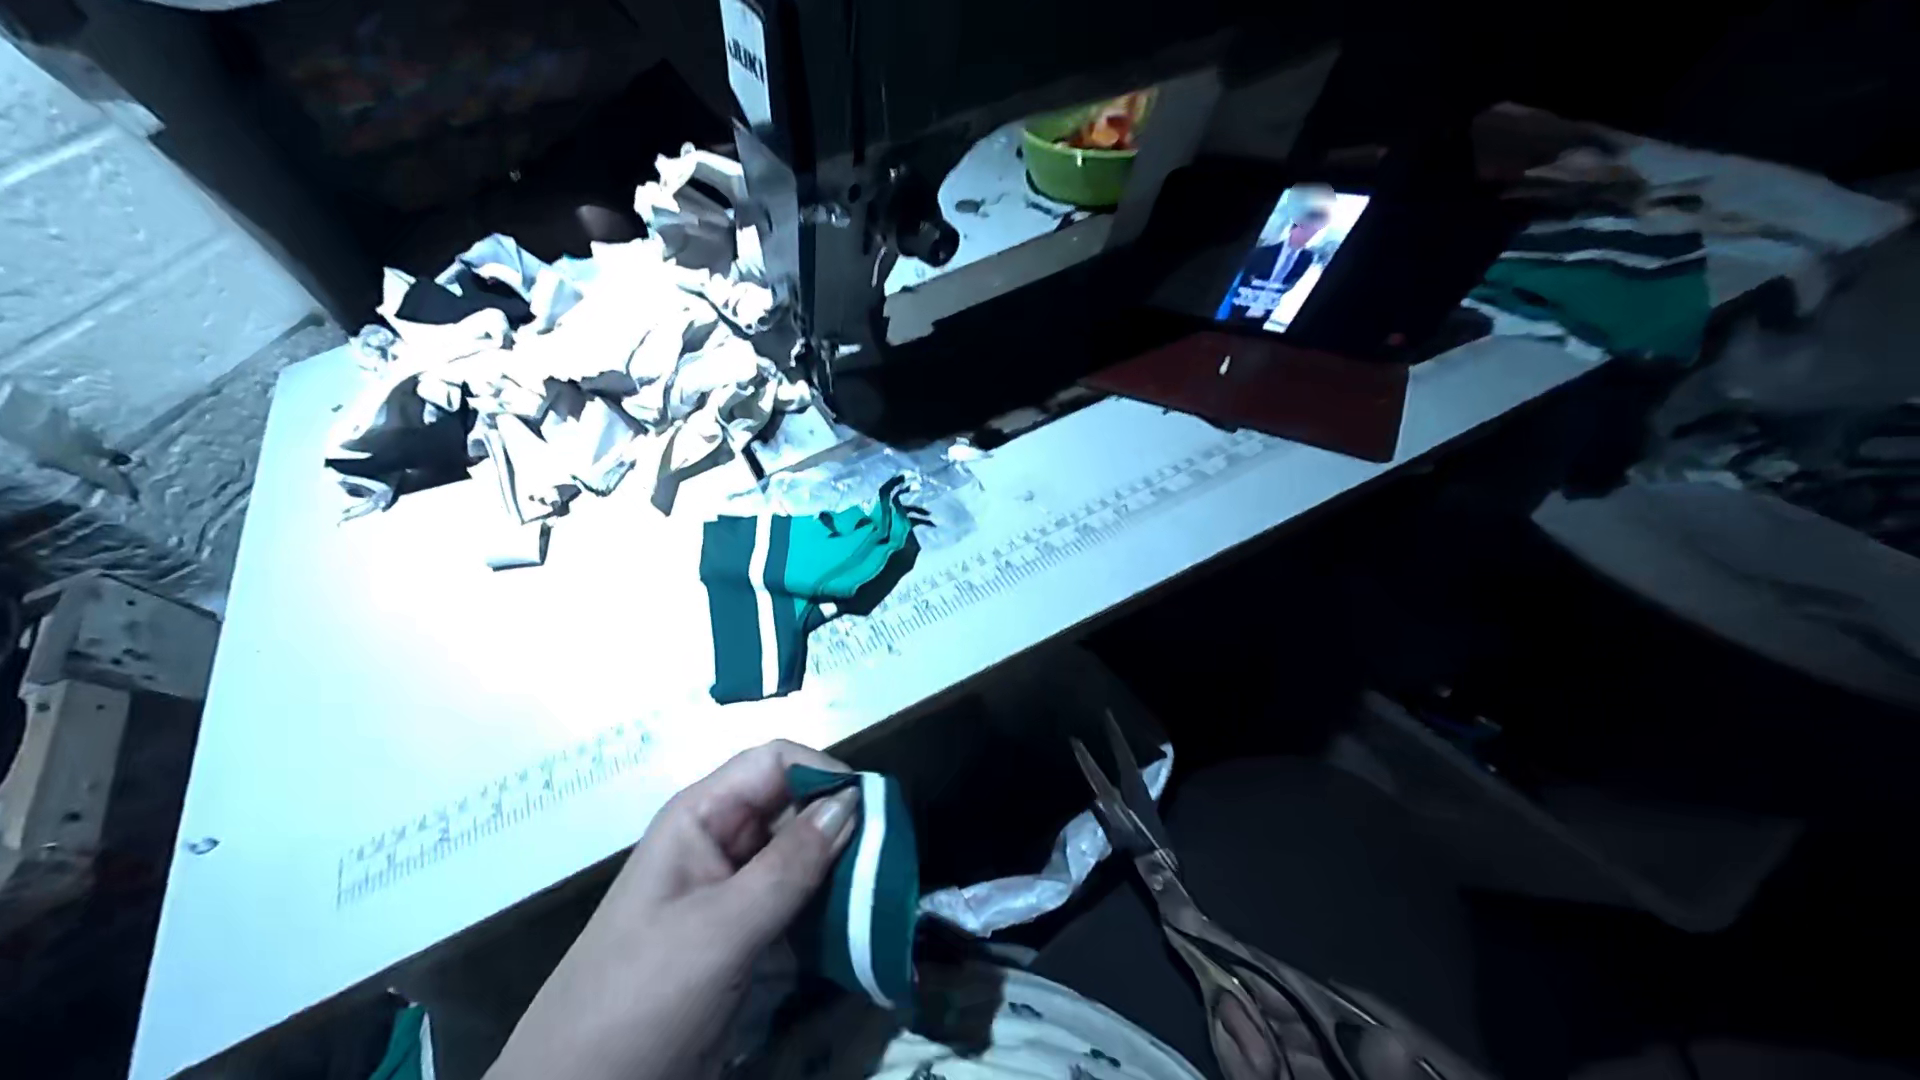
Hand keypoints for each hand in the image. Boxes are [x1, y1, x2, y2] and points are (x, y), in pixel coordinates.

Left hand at [486, 740, 861, 1079]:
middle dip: (843, 824)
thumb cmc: (639, 1001)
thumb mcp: (720, 930)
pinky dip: (831, 907)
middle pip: (795, 805)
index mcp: (702, 816)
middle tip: (891, 858)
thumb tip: (853, 800)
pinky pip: (800, 899)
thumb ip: (791, 865)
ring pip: (804, 853)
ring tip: (885, 892)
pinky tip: (861, 925)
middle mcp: (722, 839)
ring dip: (843, 869)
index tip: (874, 808)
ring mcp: (736, 887)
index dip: (824, 772)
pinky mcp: (748, 930)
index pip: (775, 762)